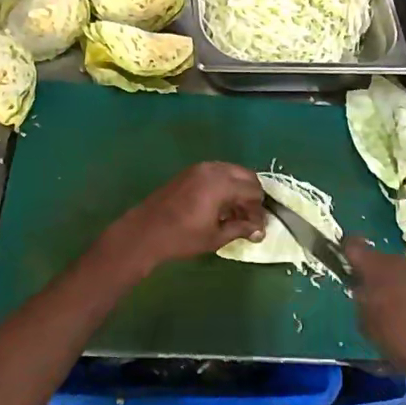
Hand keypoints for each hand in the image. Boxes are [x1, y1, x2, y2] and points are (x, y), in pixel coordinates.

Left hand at [98, 162, 266, 276]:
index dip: (259, 210)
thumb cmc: (182, 237)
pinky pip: (216, 173)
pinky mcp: (189, 172)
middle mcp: (213, 169)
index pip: (254, 191)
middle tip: (249, 218)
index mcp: (222, 183)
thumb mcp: (215, 236)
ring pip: (231, 172)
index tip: (257, 228)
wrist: (145, 232)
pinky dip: (224, 185)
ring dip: (238, 190)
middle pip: (246, 176)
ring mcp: (199, 168)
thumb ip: (241, 229)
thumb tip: (260, 231)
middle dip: (251, 196)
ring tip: (234, 214)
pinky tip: (219, 206)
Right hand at [347, 237, 405, 403]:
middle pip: (386, 262)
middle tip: (378, 295)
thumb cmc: (401, 338)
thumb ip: (363, 304)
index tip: (347, 252)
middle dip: (381, 275)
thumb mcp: (368, 326)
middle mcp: (402, 262)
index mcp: (376, 269)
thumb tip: (363, 293)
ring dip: (405, 286)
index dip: (350, 249)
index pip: (356, 248)